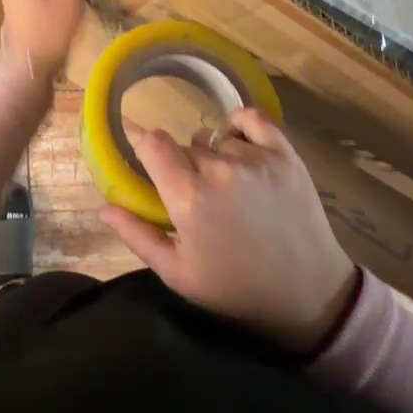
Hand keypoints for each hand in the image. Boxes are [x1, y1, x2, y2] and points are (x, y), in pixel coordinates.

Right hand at [100, 109, 358, 353]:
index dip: (148, 150)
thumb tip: (102, 208)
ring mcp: (255, 159)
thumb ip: (138, 235)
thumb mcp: (179, 274)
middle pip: (185, 145)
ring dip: (216, 155)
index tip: (153, 166)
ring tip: (230, 187)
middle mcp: (219, 170)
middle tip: (201, 197)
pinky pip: (251, 118)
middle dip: (185, 165)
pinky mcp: (285, 154)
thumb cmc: (237, 288)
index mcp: (189, 198)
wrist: (310, 294)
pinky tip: (240, 146)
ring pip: (216, 138)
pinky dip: (240, 126)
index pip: (153, 143)